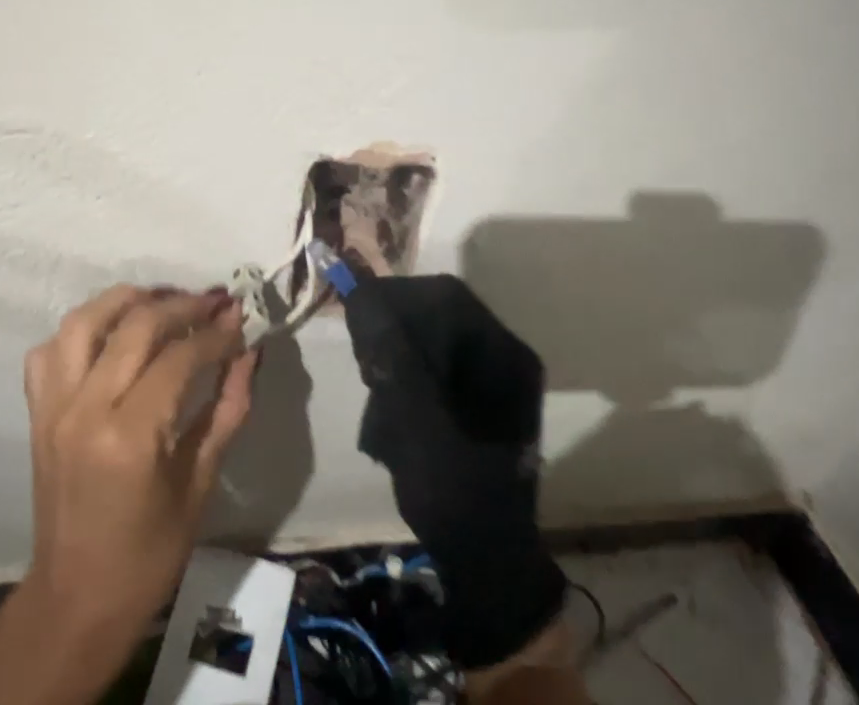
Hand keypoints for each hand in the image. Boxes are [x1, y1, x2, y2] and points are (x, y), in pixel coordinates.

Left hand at [22, 285, 258, 637]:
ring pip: (83, 322)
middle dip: (182, 305)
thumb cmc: (151, 552)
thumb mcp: (201, 482)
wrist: (78, 595)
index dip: (216, 332)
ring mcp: (53, 407)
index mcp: (130, 435)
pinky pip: (50, 352)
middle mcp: (85, 408)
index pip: (180, 357)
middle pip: (135, 326)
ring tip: (162, 300)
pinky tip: (109, 337)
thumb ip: (227, 410)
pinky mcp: (36, 413)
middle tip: (214, 301)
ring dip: (125, 301)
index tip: (241, 317)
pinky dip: (79, 332)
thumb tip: (249, 352)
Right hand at [342, 274, 570, 671]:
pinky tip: (392, 413)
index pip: (445, 298)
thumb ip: (393, 359)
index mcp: (504, 357)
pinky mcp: (476, 402)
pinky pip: (433, 369)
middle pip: (439, 316)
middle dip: (393, 333)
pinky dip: (405, 381)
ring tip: (376, 393)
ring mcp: (493, 381)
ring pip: (431, 341)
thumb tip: (362, 294)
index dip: (395, 298)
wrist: (486, 563)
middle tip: (365, 367)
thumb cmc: (456, 497)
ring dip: (396, 358)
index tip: (354, 320)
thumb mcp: (417, 427)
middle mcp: (504, 359)